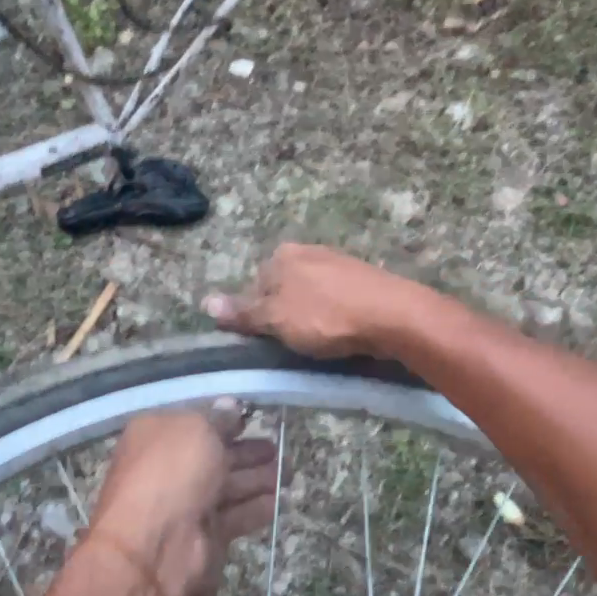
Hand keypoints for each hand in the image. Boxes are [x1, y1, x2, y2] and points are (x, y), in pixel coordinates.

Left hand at [89, 398, 279, 595]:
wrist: (153, 544)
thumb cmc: (171, 472)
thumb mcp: (195, 428)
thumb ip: (217, 417)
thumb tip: (230, 406)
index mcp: (158, 434)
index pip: (196, 421)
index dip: (223, 418)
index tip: (250, 416)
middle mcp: (171, 466)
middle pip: (216, 455)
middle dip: (248, 451)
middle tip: (278, 447)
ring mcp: (188, 502)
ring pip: (230, 485)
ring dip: (259, 477)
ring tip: (290, 471)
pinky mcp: (206, 533)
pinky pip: (237, 515)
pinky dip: (258, 507)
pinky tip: (281, 499)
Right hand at [202, 243, 433, 357]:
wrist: (391, 315)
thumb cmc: (325, 317)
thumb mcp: (275, 320)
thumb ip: (242, 312)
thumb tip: (205, 302)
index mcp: (281, 255)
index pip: (253, 287)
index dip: (256, 316)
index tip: (268, 340)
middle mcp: (306, 251)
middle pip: (282, 289)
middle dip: (284, 314)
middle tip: (294, 344)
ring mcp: (336, 261)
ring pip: (309, 295)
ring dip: (310, 317)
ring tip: (320, 342)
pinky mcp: (362, 278)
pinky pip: (335, 299)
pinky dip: (334, 315)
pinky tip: (343, 333)